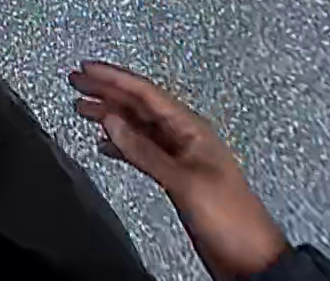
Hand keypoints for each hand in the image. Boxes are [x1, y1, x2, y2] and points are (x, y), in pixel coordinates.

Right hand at [70, 60, 287, 278]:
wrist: (253, 263)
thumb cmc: (229, 216)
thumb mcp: (183, 180)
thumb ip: (143, 150)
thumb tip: (109, 119)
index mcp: (188, 126)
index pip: (143, 91)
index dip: (113, 76)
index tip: (87, 67)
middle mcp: (180, 134)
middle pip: (136, 104)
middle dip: (105, 90)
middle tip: (76, 80)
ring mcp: (176, 155)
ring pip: (135, 125)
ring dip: (108, 114)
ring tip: (81, 107)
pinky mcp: (172, 175)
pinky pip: (139, 149)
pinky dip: (119, 144)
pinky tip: (103, 144)